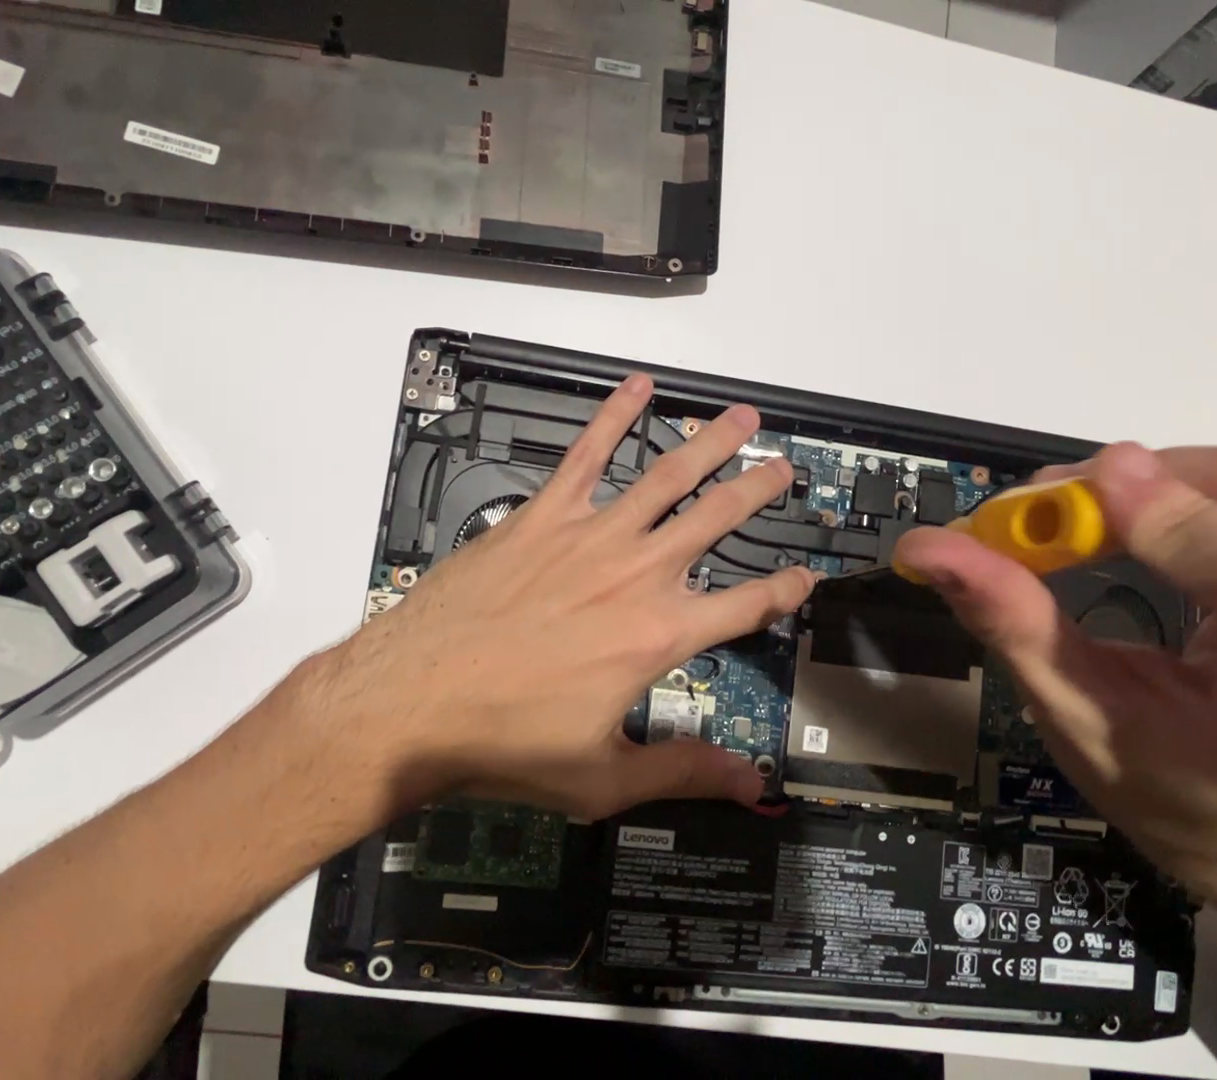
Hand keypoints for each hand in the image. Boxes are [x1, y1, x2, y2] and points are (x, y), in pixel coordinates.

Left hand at [277, 375, 815, 819]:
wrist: (412, 703)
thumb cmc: (505, 744)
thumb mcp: (602, 777)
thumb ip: (683, 770)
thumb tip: (751, 784)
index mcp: (658, 636)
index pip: (745, 607)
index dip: (784, 592)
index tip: (805, 577)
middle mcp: (634, 575)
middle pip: (715, 520)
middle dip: (758, 491)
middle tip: (785, 469)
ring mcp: (588, 537)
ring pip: (665, 477)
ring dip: (709, 444)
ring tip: (742, 419)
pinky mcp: (540, 517)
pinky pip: (586, 454)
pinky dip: (613, 416)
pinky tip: (637, 387)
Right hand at [894, 441, 1216, 902]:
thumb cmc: (1167, 790)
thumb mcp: (1073, 719)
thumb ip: (1009, 624)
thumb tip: (922, 546)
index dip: (1180, 518)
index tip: (1072, 490)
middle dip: (1148, 484)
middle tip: (1048, 511)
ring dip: (1166, 482)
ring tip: (1090, 523)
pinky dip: (1197, 491)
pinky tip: (1152, 527)